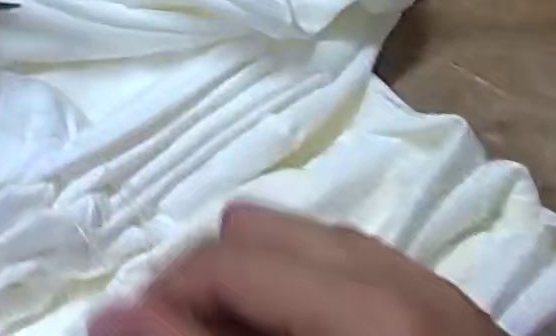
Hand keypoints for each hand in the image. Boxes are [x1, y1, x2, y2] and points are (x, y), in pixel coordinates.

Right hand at [91, 204, 505, 335]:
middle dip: (209, 282)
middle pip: (245, 229)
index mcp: (366, 304)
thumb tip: (108, 315)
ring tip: (245, 333)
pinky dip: (301, 287)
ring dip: (253, 280)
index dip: (165, 296)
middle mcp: (394, 271)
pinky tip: (303, 333)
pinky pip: (338, 255)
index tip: (128, 331)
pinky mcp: (447, 300)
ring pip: (289, 233)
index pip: (221, 261)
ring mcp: (424, 280)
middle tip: (197, 334)